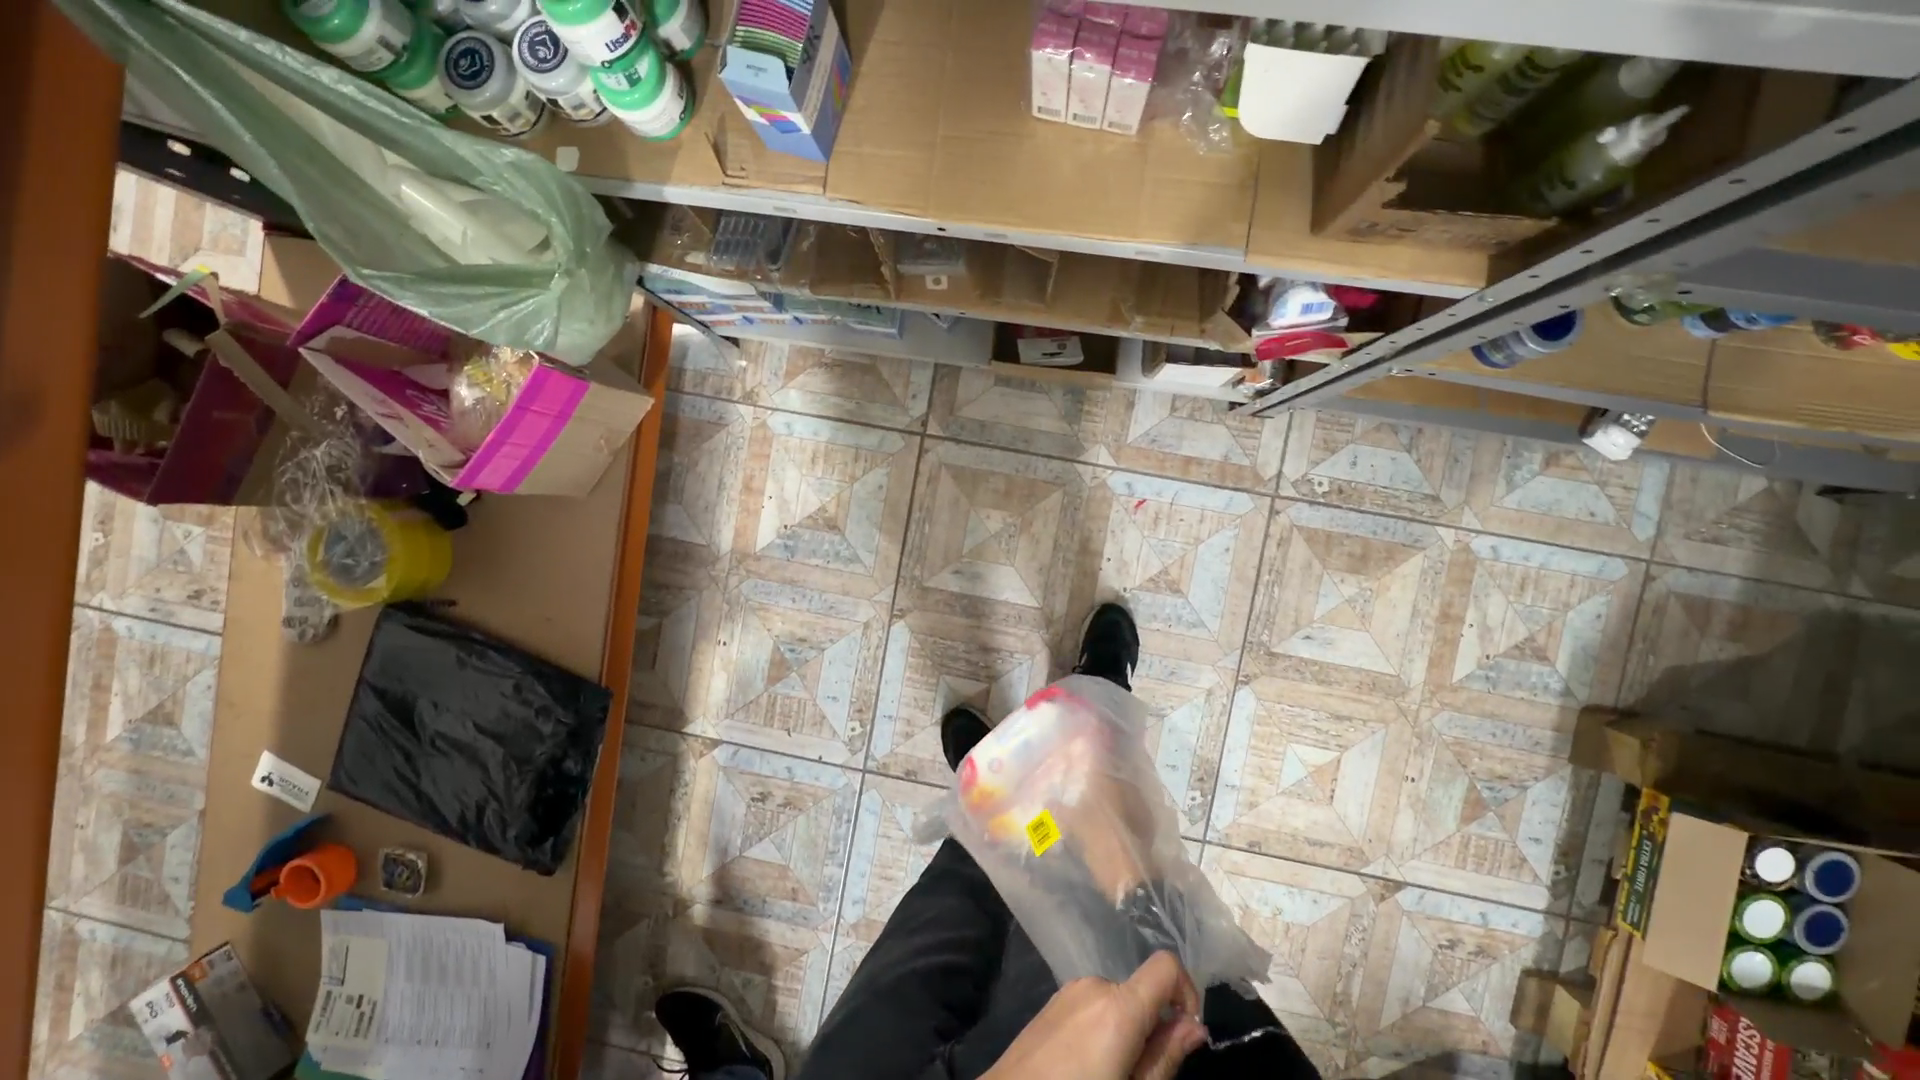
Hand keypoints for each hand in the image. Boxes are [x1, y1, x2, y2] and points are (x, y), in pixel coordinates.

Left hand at [983, 951, 1208, 1079]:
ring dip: (1127, 1031)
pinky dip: (1104, 1028)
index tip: (1186, 1034)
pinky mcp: (1052, 1002)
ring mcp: (1069, 991)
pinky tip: (1087, 1066)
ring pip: (1118, 1001)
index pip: (1167, 965)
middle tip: (1142, 1073)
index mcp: (1118, 1005)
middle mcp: (1094, 985)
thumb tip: (1195, 1026)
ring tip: (1111, 1073)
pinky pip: (1093, 1006)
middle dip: (1153, 1027)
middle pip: (1142, 991)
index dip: (1187, 993)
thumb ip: (1166, 1056)